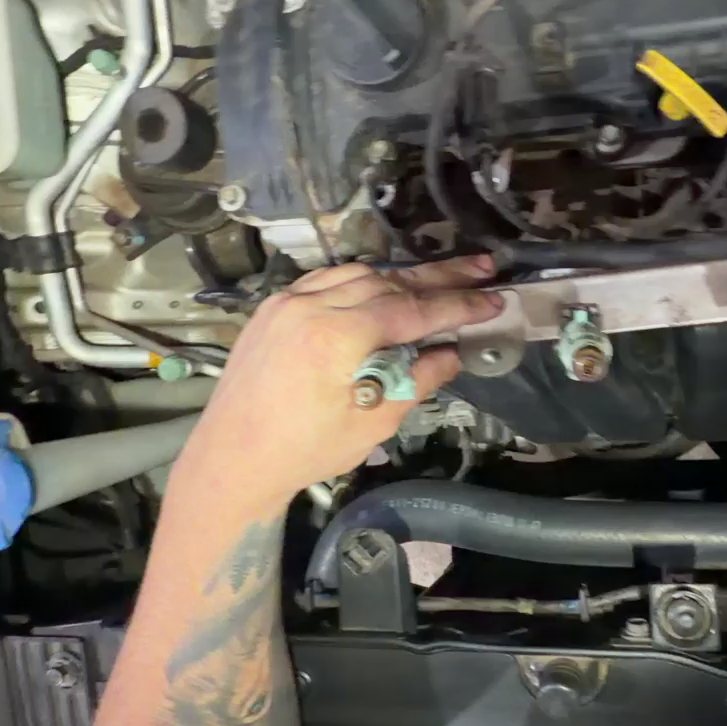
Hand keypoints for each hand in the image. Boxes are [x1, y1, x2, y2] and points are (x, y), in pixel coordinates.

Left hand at [174, 256, 503, 511]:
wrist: (232, 457)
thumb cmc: (305, 451)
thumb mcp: (373, 424)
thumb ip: (416, 382)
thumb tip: (452, 354)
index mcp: (336, 335)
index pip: (411, 310)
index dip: (457, 304)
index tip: (494, 299)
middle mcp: (310, 304)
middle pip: (389, 281)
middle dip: (440, 277)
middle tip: (483, 267)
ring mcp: (288, 300)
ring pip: (359, 274)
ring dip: (403, 277)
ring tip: (443, 281)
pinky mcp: (274, 306)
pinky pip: (328, 280)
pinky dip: (363, 281)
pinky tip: (384, 286)